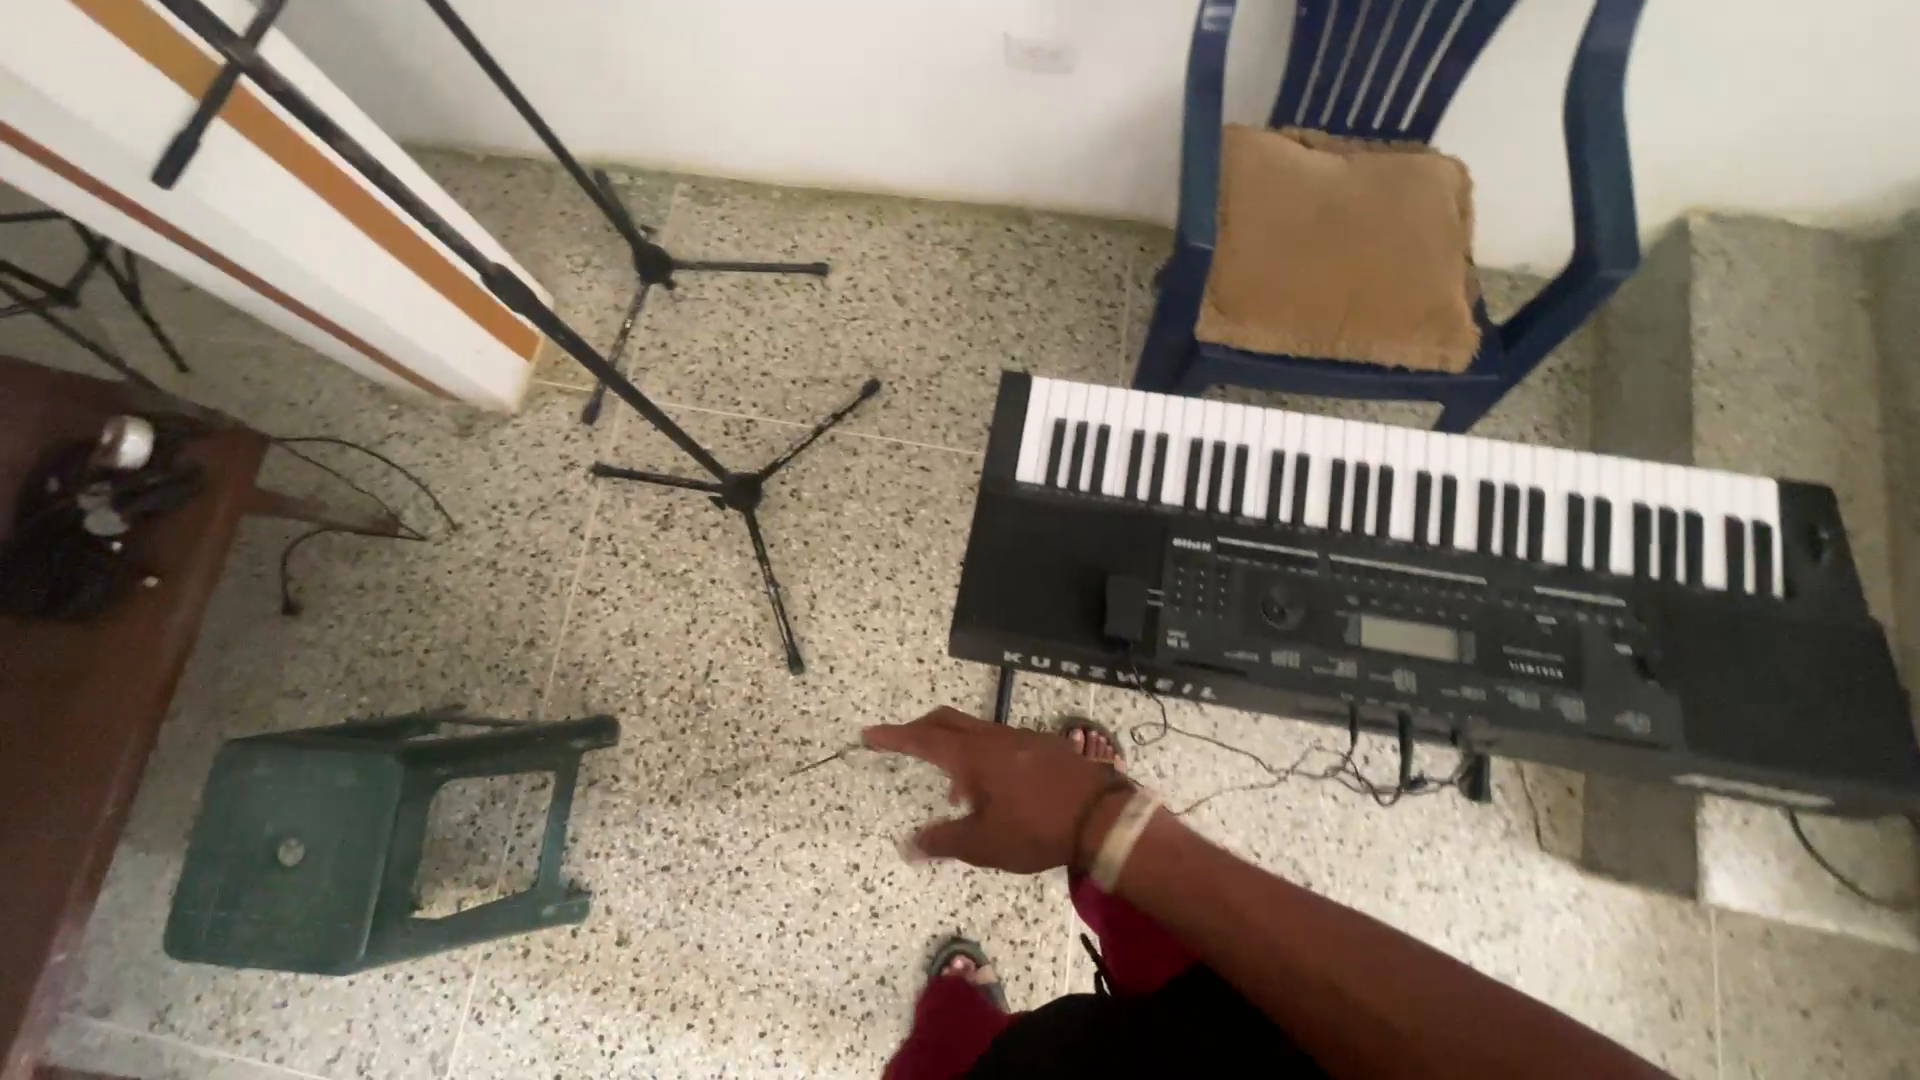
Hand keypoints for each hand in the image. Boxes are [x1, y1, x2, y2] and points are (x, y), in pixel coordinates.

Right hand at [863, 706, 1126, 872]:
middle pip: (946, 720)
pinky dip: (982, 756)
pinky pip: (999, 741)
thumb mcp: (983, 844)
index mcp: (972, 755)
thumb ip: (943, 841)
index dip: (893, 736)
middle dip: (919, 729)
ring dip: (954, 748)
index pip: (922, 739)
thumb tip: (908, 844)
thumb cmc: (1035, 829)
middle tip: (901, 743)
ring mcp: (1020, 738)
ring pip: (975, 731)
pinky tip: (994, 791)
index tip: (869, 733)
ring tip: (954, 792)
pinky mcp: (1043, 746)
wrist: (1102, 816)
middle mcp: (993, 737)